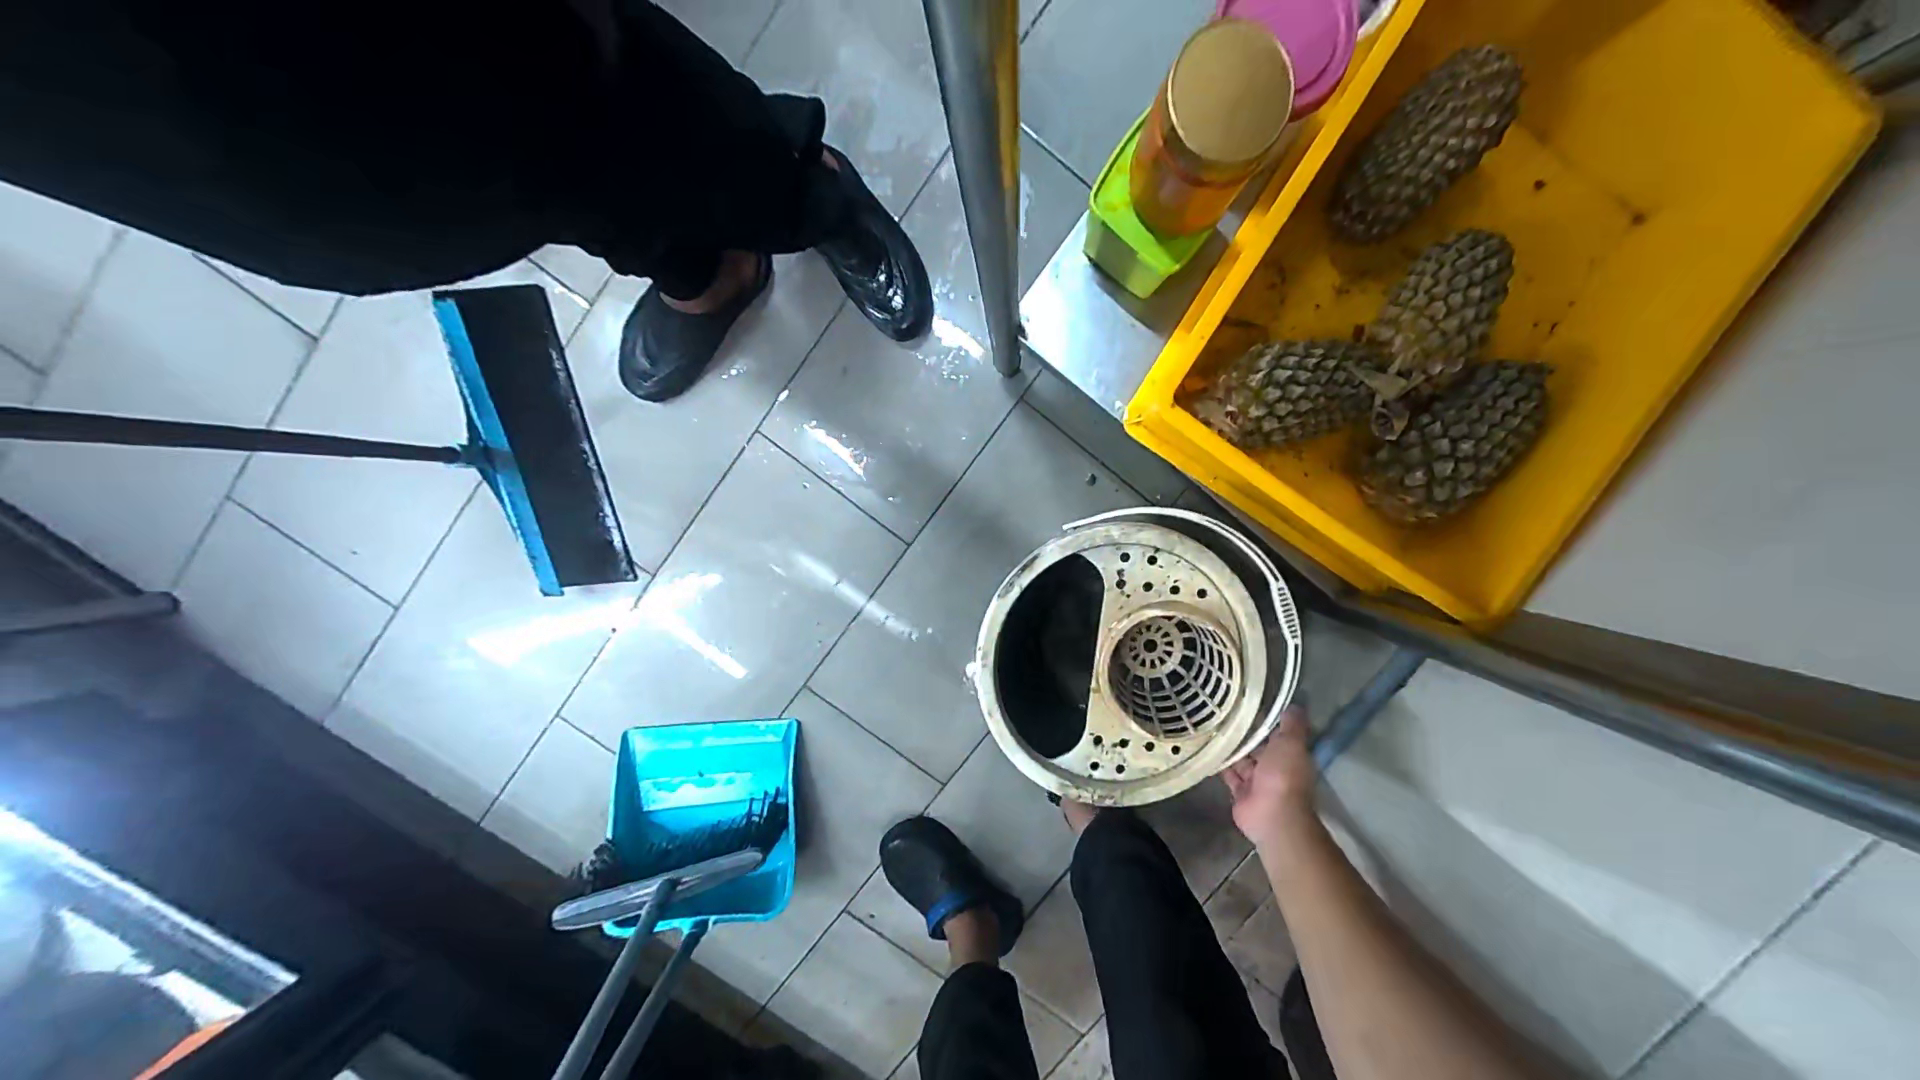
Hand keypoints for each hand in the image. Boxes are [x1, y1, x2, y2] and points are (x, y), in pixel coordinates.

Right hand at [1220, 706, 1315, 852]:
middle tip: (1220, 715)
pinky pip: (1229, 775)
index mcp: (1289, 755)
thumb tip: (1295, 706)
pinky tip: (1206, 751)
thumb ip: (1292, 726)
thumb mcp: (1291, 744)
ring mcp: (1256, 782)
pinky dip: (1220, 766)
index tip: (1244, 705)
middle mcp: (1274, 768)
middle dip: (1243, 736)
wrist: (1272, 814)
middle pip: (1257, 748)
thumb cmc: (1284, 775)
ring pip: (1241, 761)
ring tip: (1209, 729)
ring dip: (1229, 750)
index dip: (1263, 722)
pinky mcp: (1240, 793)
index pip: (1276, 735)